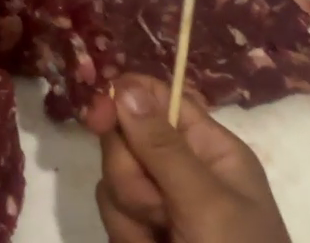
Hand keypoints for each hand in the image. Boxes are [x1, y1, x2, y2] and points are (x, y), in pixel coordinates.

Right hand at [95, 75, 291, 242]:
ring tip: (159, 241)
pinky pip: (112, 210)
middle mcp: (184, 168)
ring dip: (129, 213)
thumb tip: (123, 83)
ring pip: (113, 176)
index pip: (157, 97)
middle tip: (157, 210)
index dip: (122, 98)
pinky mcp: (142, 230)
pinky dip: (125, 234)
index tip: (98, 116)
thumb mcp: (208, 205)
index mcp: (211, 150)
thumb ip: (162, 146)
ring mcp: (163, 201)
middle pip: (125, 136)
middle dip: (129, 174)